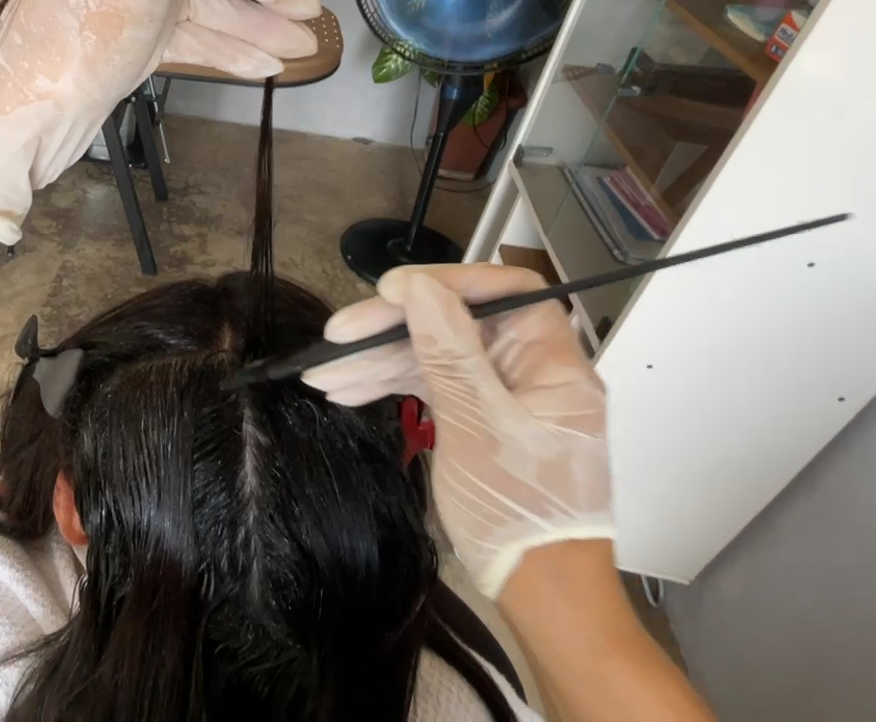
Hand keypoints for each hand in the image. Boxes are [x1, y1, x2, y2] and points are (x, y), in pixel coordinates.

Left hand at [0, 0, 320, 242]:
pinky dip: (222, 49)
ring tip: (299, 50)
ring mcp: (126, 0)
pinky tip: (260, 64)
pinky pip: (186, 36)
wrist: (26, 121)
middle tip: (307, 22)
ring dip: (250, 27)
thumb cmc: (73, 41)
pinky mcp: (127, 40)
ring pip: (202, 6)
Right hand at [302, 264, 613, 597]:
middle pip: (453, 324)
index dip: (445, 283)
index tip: (390, 292)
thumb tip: (419, 288)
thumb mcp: (479, 427)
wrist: (539, 592)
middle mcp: (528, 370)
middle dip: (390, 331)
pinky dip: (389, 386)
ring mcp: (500, 394)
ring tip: (324, 374)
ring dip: (377, 362)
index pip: (501, 293)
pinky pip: (429, 385)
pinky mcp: (477, 416)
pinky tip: (347, 391)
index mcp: (551, 364)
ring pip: (432, 356)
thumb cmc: (521, 511)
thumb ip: (449, 353)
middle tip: (335, 338)